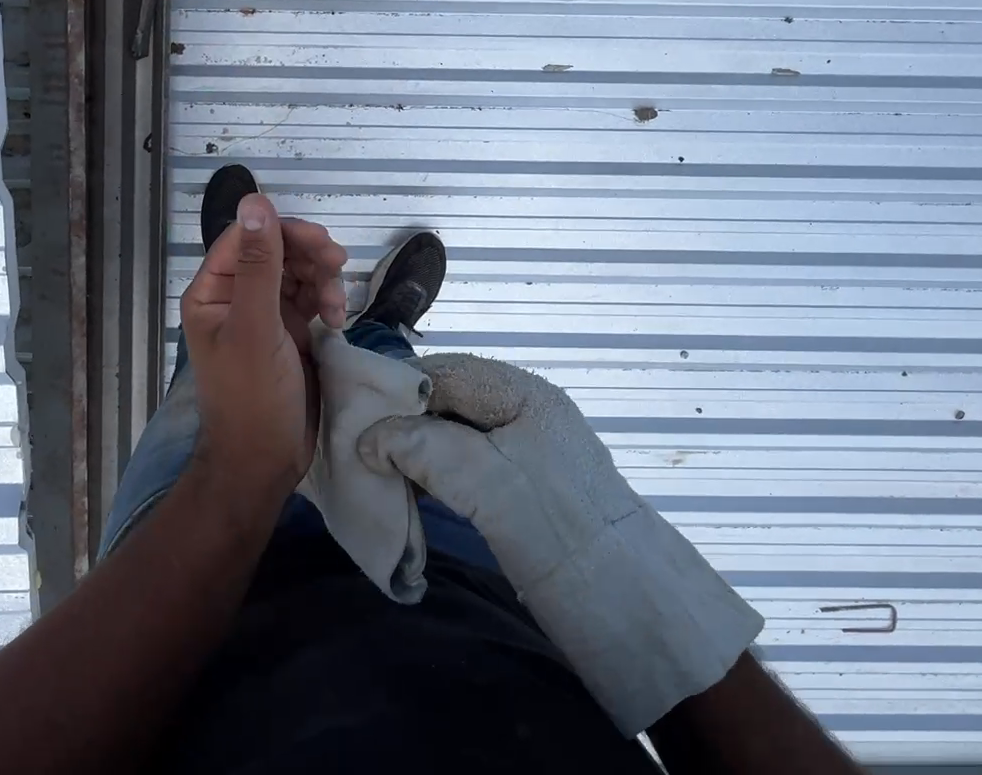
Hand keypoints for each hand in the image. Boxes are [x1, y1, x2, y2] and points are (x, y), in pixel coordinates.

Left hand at [181, 194, 345, 504]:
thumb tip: (256, 199)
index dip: (282, 232)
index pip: (246, 239)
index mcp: (212, 292)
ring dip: (322, 280)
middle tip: (338, 264)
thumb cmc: (252, 395)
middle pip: (276, 252)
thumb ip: (261, 263)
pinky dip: (326, 302)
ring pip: (297, 273)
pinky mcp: (287, 332)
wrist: (265, 460)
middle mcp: (234, 297)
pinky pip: (309, 298)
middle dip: (308, 256)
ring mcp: (263, 315)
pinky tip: (336, 320)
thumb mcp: (257, 326)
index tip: (320, 241)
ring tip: (337, 306)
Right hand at [356, 353, 762, 735]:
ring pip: (452, 434)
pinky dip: (433, 473)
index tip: (352, 413)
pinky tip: (409, 488)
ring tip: (375, 468)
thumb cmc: (555, 529)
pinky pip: (464, 465)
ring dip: (414, 448)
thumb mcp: (484, 479)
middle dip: (402, 419)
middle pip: (446, 400)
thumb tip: (365, 439)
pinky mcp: (520, 489)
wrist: (629, 608)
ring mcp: (524, 451)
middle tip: (357, 444)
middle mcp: (523, 412)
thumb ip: (421, 446)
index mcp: (522, 393)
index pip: (444, 372)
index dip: (396, 388)